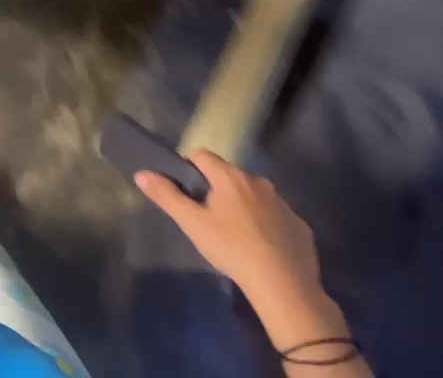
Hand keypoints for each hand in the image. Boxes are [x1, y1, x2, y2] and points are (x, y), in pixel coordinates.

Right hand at [135, 150, 320, 306]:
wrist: (285, 286)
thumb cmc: (232, 248)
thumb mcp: (192, 223)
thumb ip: (166, 196)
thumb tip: (141, 173)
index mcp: (230, 177)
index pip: (202, 155)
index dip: (190, 167)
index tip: (187, 191)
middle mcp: (258, 182)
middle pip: (229, 174)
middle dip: (217, 188)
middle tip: (208, 216)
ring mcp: (283, 204)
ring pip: (255, 195)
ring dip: (243, 205)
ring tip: (235, 233)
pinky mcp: (300, 225)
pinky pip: (276, 216)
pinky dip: (267, 224)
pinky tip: (262, 247)